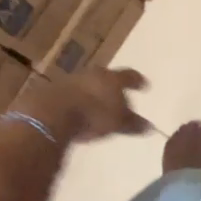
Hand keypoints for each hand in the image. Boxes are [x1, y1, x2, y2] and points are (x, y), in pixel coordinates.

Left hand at [16, 68, 150, 142]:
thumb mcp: (117, 122)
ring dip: (91, 94)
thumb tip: (149, 126)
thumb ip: (133, 123)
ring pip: (85, 85)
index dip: (137, 81)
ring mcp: (69, 81)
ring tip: (96, 106)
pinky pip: (69, 95)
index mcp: (110, 77)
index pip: (128, 76)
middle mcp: (91, 74)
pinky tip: (75, 113)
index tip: (144, 85)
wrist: (50, 114)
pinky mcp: (50, 92)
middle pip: (105, 78)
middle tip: (118, 96)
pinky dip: (75, 102)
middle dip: (112, 87)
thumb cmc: (93, 115)